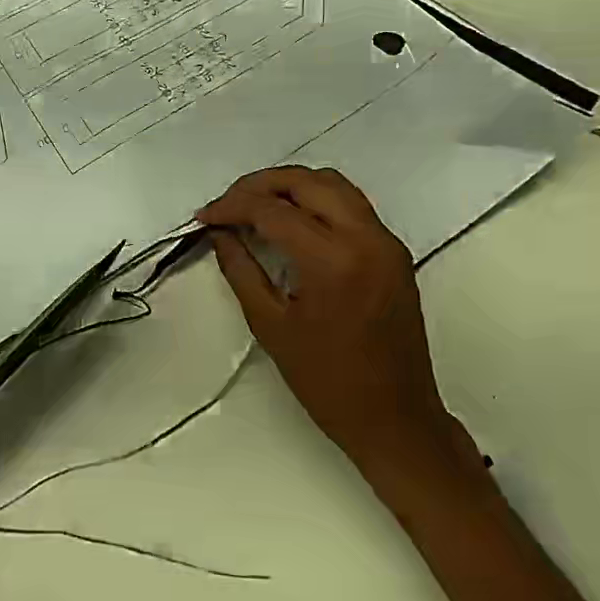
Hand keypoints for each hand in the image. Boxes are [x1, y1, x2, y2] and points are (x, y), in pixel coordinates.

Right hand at [198, 166, 473, 467]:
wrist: (395, 419)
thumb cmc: (326, 380)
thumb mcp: (269, 324)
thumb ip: (240, 268)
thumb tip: (218, 232)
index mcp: (333, 261)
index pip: (272, 210)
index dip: (231, 206)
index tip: (203, 217)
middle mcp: (366, 238)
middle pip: (304, 182)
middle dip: (258, 185)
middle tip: (225, 205)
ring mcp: (386, 241)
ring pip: (331, 183)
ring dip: (288, 185)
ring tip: (253, 204)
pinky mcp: (393, 251)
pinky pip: (350, 203)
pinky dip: (314, 198)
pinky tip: (288, 219)